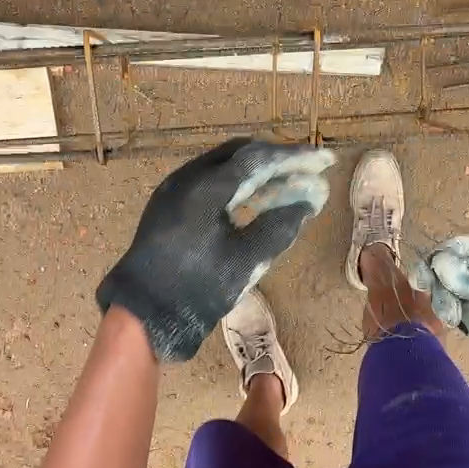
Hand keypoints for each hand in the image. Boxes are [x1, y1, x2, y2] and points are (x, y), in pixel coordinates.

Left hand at [97, 138, 334, 361]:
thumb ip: (279, 228)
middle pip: (241, 154)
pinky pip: (209, 182)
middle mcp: (187, 178)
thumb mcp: (246, 261)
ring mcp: (173, 190)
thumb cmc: (197, 288)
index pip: (259, 159)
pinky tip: (256, 200)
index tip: (324, 160)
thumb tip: (307, 203)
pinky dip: (238, 185)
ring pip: (224, 167)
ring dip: (259, 173)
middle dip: (278, 160)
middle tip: (309, 170)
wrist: (143, 313)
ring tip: (290, 185)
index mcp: (205, 187)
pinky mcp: (168, 206)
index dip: (295, 158)